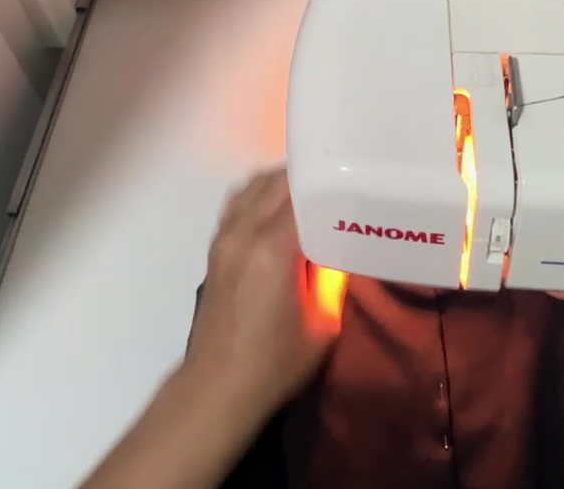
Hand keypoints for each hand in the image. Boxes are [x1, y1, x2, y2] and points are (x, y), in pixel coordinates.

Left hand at [183, 168, 340, 417]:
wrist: (219, 385)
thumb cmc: (276, 362)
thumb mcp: (322, 323)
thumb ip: (331, 277)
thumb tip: (337, 246)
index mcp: (273, 248)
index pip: (300, 193)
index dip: (325, 183)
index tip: (348, 182)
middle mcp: (245, 231)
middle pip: (275, 182)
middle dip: (305, 177)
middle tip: (334, 185)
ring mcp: (225, 236)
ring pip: (253, 185)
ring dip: (280, 181)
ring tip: (308, 192)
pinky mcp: (216, 245)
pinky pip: (237, 201)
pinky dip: (258, 194)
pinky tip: (276, 207)